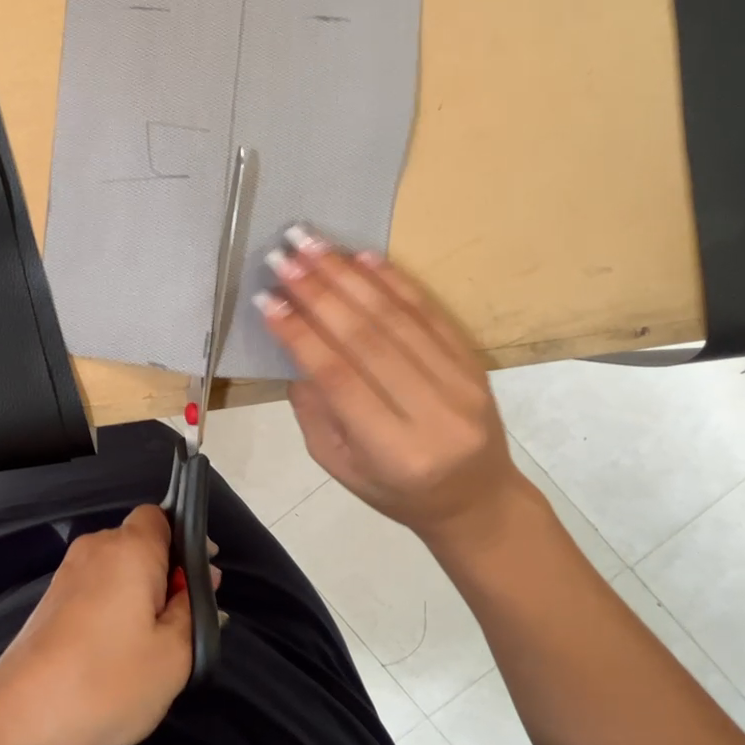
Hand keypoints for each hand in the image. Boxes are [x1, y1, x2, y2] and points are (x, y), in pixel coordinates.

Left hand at [0, 505, 203, 744]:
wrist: (26, 712)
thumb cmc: (105, 681)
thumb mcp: (174, 654)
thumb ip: (194, 610)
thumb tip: (201, 582)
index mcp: (128, 548)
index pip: (160, 516)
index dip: (186, 541)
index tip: (200, 579)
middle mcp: (95, 548)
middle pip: (140, 544)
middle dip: (166, 576)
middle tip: (182, 625)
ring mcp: (69, 572)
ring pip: (119, 570)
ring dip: (140, 598)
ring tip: (151, 649)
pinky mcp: (54, 598)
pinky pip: (96, 589)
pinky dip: (114, 611)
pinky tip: (119, 654)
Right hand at [255, 227, 534, 546]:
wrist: (478, 500)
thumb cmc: (394, 490)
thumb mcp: (337, 463)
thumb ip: (313, 407)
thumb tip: (292, 342)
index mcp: (394, 451)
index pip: (338, 379)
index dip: (300, 335)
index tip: (266, 298)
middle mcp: (434, 415)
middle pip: (367, 340)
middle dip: (318, 293)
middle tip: (282, 257)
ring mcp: (462, 385)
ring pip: (397, 318)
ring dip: (348, 275)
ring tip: (310, 244)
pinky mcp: (474, 363)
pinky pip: (430, 313)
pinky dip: (394, 280)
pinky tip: (362, 257)